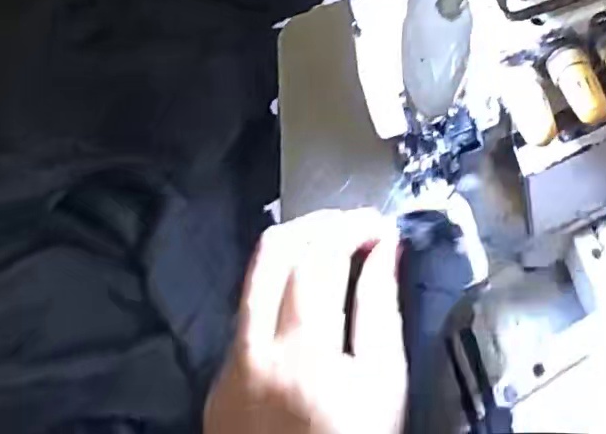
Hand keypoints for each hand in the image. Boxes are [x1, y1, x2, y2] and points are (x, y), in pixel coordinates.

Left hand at [205, 209, 406, 433]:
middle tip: (359, 228)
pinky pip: (249, 308)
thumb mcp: (384, 379)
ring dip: (300, 246)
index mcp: (300, 353)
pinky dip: (285, 281)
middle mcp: (249, 353)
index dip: (355, 225)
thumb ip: (381, 304)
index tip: (385, 226)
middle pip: (273, 251)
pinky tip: (317, 293)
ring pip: (254, 275)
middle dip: (321, 223)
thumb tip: (387, 243)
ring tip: (341, 250)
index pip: (319, 254)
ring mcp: (226, 368)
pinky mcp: (218, 382)